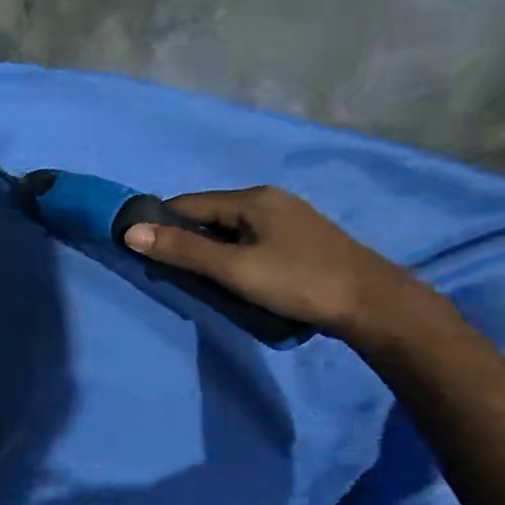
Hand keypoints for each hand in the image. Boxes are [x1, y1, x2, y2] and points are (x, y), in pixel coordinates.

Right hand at [122, 186, 438, 344]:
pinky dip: (231, 258)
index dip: (161, 226)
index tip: (144, 255)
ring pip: (229, 232)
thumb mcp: (233, 269)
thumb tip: (130, 232)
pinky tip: (233, 280)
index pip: (188, 204)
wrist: (374, 306)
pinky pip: (248, 242)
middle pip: (209, 217)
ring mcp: (287, 220)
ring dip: (208, 253)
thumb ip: (183, 250)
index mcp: (252, 199)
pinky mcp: (298, 242)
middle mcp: (268, 201)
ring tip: (200, 282)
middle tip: (170, 276)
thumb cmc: (298, 281)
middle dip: (184, 242)